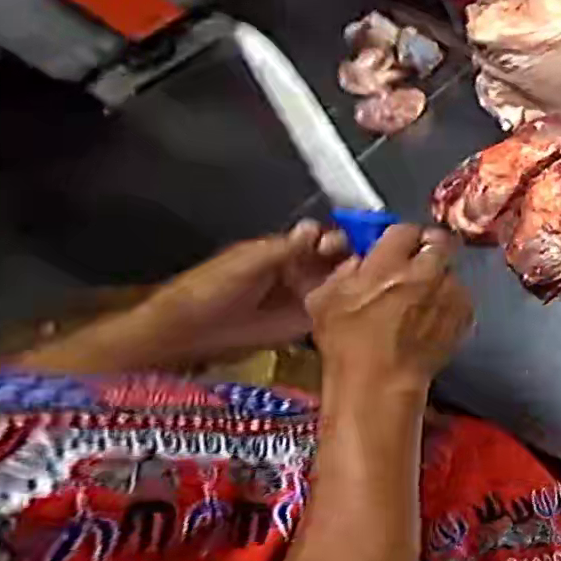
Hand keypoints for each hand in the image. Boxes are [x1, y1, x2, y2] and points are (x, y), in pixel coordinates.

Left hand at [141, 220, 349, 361]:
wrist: (193, 331)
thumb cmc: (209, 290)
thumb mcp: (246, 262)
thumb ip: (284, 248)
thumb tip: (314, 228)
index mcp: (287, 250)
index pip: (325, 237)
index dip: (341, 236)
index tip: (355, 240)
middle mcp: (305, 269)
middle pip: (342, 257)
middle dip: (357, 256)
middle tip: (365, 261)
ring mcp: (312, 293)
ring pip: (347, 280)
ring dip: (360, 278)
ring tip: (367, 280)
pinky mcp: (314, 316)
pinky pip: (341, 305)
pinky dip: (354, 302)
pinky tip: (361, 300)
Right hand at [306, 224, 472, 391]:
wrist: (383, 377)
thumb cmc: (347, 340)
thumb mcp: (325, 298)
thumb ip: (345, 270)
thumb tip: (362, 259)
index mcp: (388, 265)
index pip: (405, 230)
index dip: (403, 234)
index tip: (401, 241)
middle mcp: (426, 274)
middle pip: (441, 243)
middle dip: (432, 245)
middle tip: (421, 257)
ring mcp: (451, 293)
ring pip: (451, 272)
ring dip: (439, 277)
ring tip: (423, 297)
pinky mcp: (466, 313)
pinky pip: (460, 297)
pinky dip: (449, 300)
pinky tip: (433, 316)